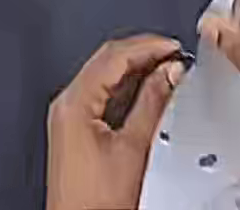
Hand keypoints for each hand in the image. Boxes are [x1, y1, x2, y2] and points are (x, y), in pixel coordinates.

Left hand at [47, 35, 186, 209]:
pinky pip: (103, 95)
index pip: (113, 55)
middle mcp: (67, 104)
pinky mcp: (77, 131)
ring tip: (165, 67)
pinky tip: (147, 89)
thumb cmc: (96, 206)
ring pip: (105, 76)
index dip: (146, 46)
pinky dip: (127, 87)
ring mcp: (70, 117)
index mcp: (74, 101)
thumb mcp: (133, 150)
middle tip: (172, 53)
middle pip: (107, 61)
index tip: (171, 46)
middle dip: (142, 53)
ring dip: (136, 68)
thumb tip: (168, 72)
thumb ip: (152, 104)